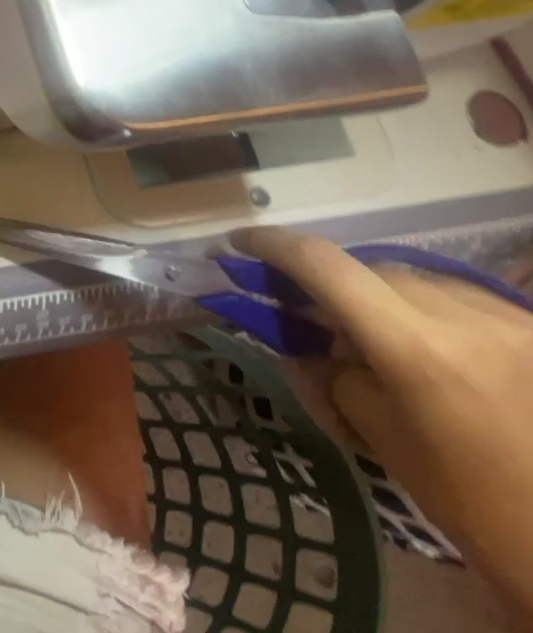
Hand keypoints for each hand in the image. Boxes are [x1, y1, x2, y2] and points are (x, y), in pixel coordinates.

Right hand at [230, 227, 532, 617]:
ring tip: (371, 336)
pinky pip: (468, 299)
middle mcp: (471, 319)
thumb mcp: (374, 430)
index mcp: (417, 346)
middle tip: (302, 312)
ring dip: (382, 295)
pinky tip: (430, 347)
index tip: (236, 243)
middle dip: (329, 283)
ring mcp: (517, 323)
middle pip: (373, 270)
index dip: (272, 245)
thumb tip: (309, 337)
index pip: (326, 266)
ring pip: (422, 280)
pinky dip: (430, 309)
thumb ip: (331, 369)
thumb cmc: (464, 497)